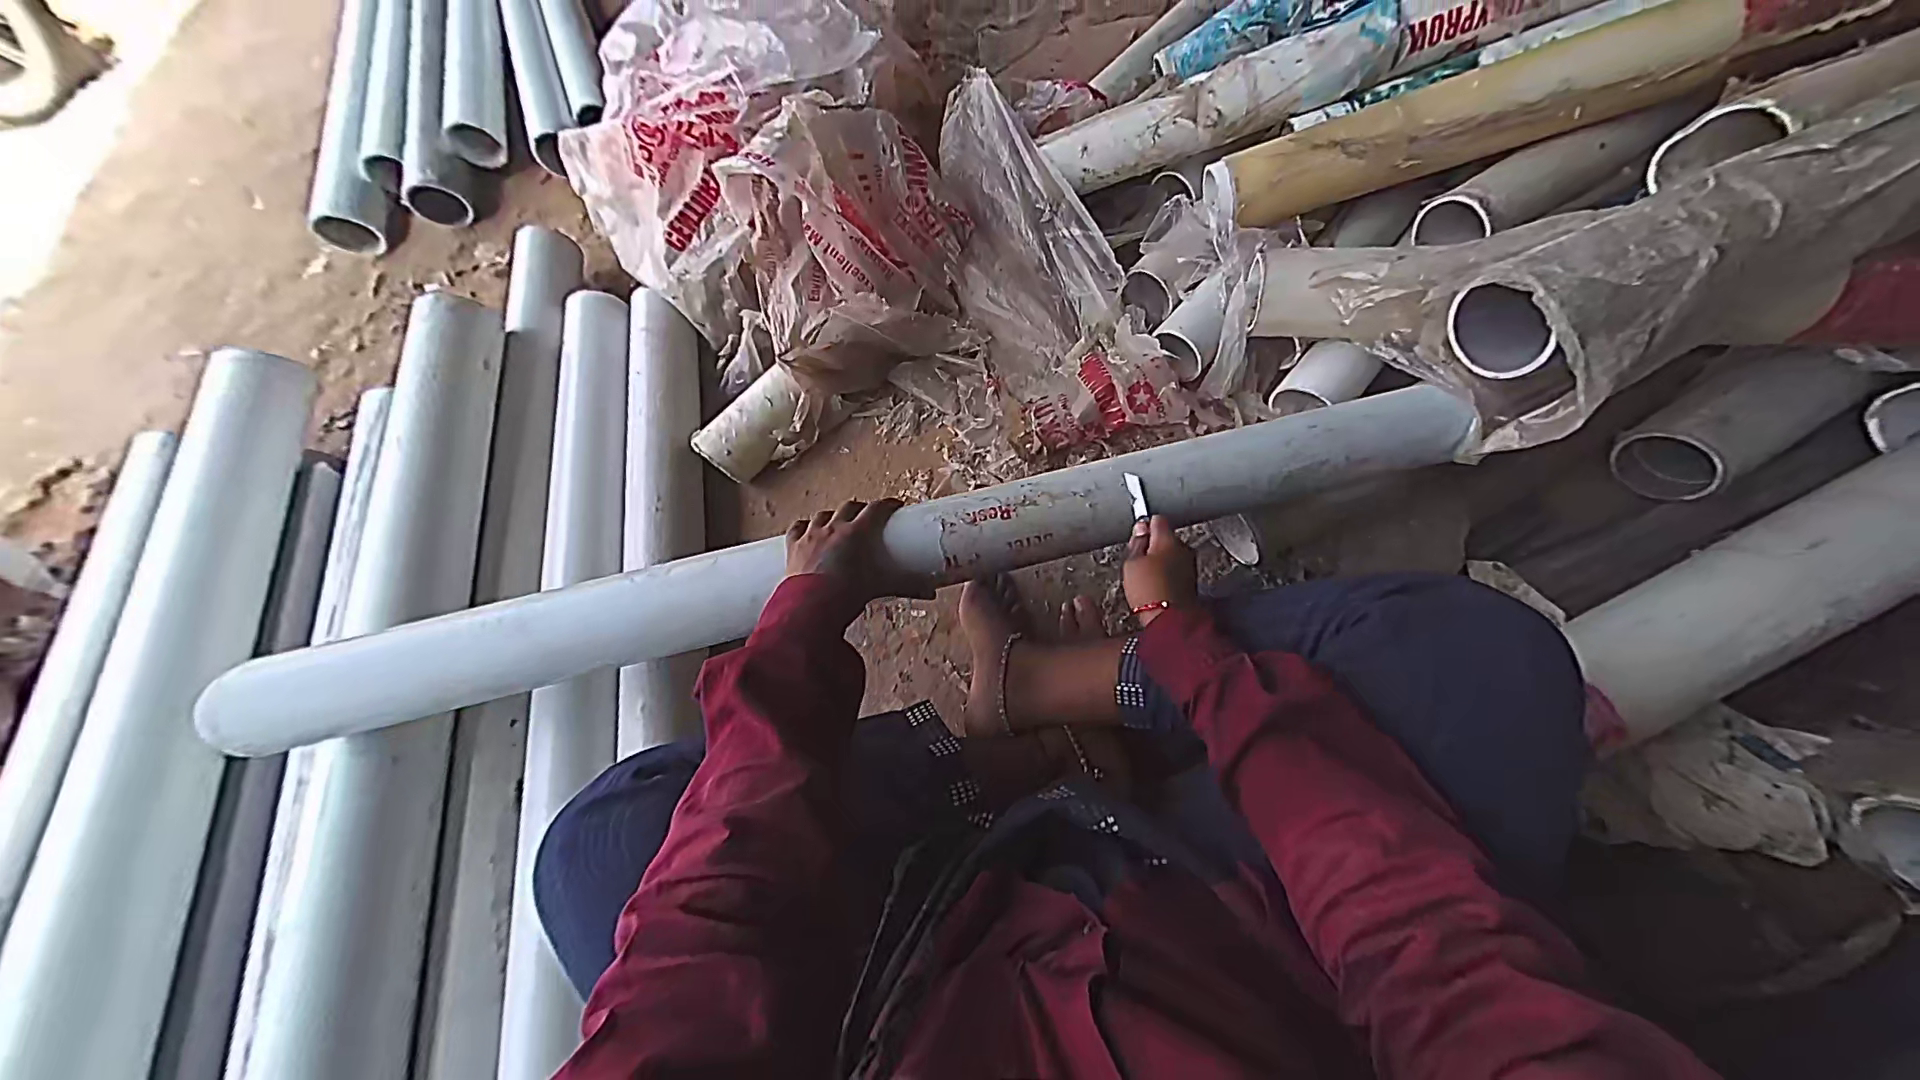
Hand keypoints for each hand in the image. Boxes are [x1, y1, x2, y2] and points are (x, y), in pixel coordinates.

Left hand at [784, 498, 930, 605]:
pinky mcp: (793, 546)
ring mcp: (811, 535)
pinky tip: (808, 529)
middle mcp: (833, 528)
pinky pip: (797, 528)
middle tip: (868, 517)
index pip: (876, 509)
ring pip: (823, 515)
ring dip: (833, 516)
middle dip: (860, 508)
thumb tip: (931, 594)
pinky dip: (804, 527)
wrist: (810, 608)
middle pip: (849, 507)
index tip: (895, 506)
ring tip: (839, 523)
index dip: (887, 505)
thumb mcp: (880, 588)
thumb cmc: (847, 595)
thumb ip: (906, 588)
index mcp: (857, 533)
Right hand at [1122, 515, 1195, 626]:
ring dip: (1160, 560)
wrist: (1168, 619)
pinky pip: (1175, 568)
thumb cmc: (1149, 591)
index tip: (1136, 535)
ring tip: (1145, 575)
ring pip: (1171, 553)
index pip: (1157, 519)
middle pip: (1165, 537)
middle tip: (1137, 559)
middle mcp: (1183, 548)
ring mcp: (1189, 564)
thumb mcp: (1131, 563)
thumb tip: (1140, 529)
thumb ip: (1136, 542)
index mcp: (1168, 539)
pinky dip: (1166, 572)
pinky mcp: (1190, 580)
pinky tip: (1155, 584)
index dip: (1144, 526)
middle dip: (1152, 544)